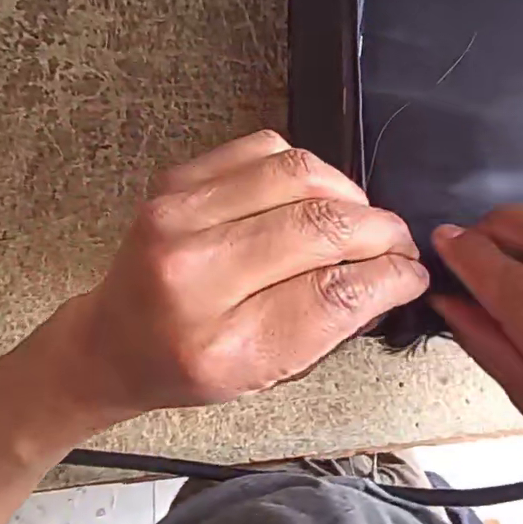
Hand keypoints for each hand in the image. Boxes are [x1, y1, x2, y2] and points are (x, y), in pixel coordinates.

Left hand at [55, 131, 429, 420]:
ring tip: (358, 216)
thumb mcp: (264, 375)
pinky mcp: (176, 182)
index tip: (409, 272)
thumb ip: (329, 326)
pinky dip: (307, 167)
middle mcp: (193, 275)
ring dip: (349, 194)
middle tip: (396, 242)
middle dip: (380, 231)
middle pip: (321, 227)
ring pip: (299, 175)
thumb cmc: (185, 366)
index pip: (333, 294)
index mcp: (221, 346)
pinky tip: (312, 194)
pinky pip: (266, 149)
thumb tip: (388, 274)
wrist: (113, 340)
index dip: (389, 276)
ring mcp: (179, 217)